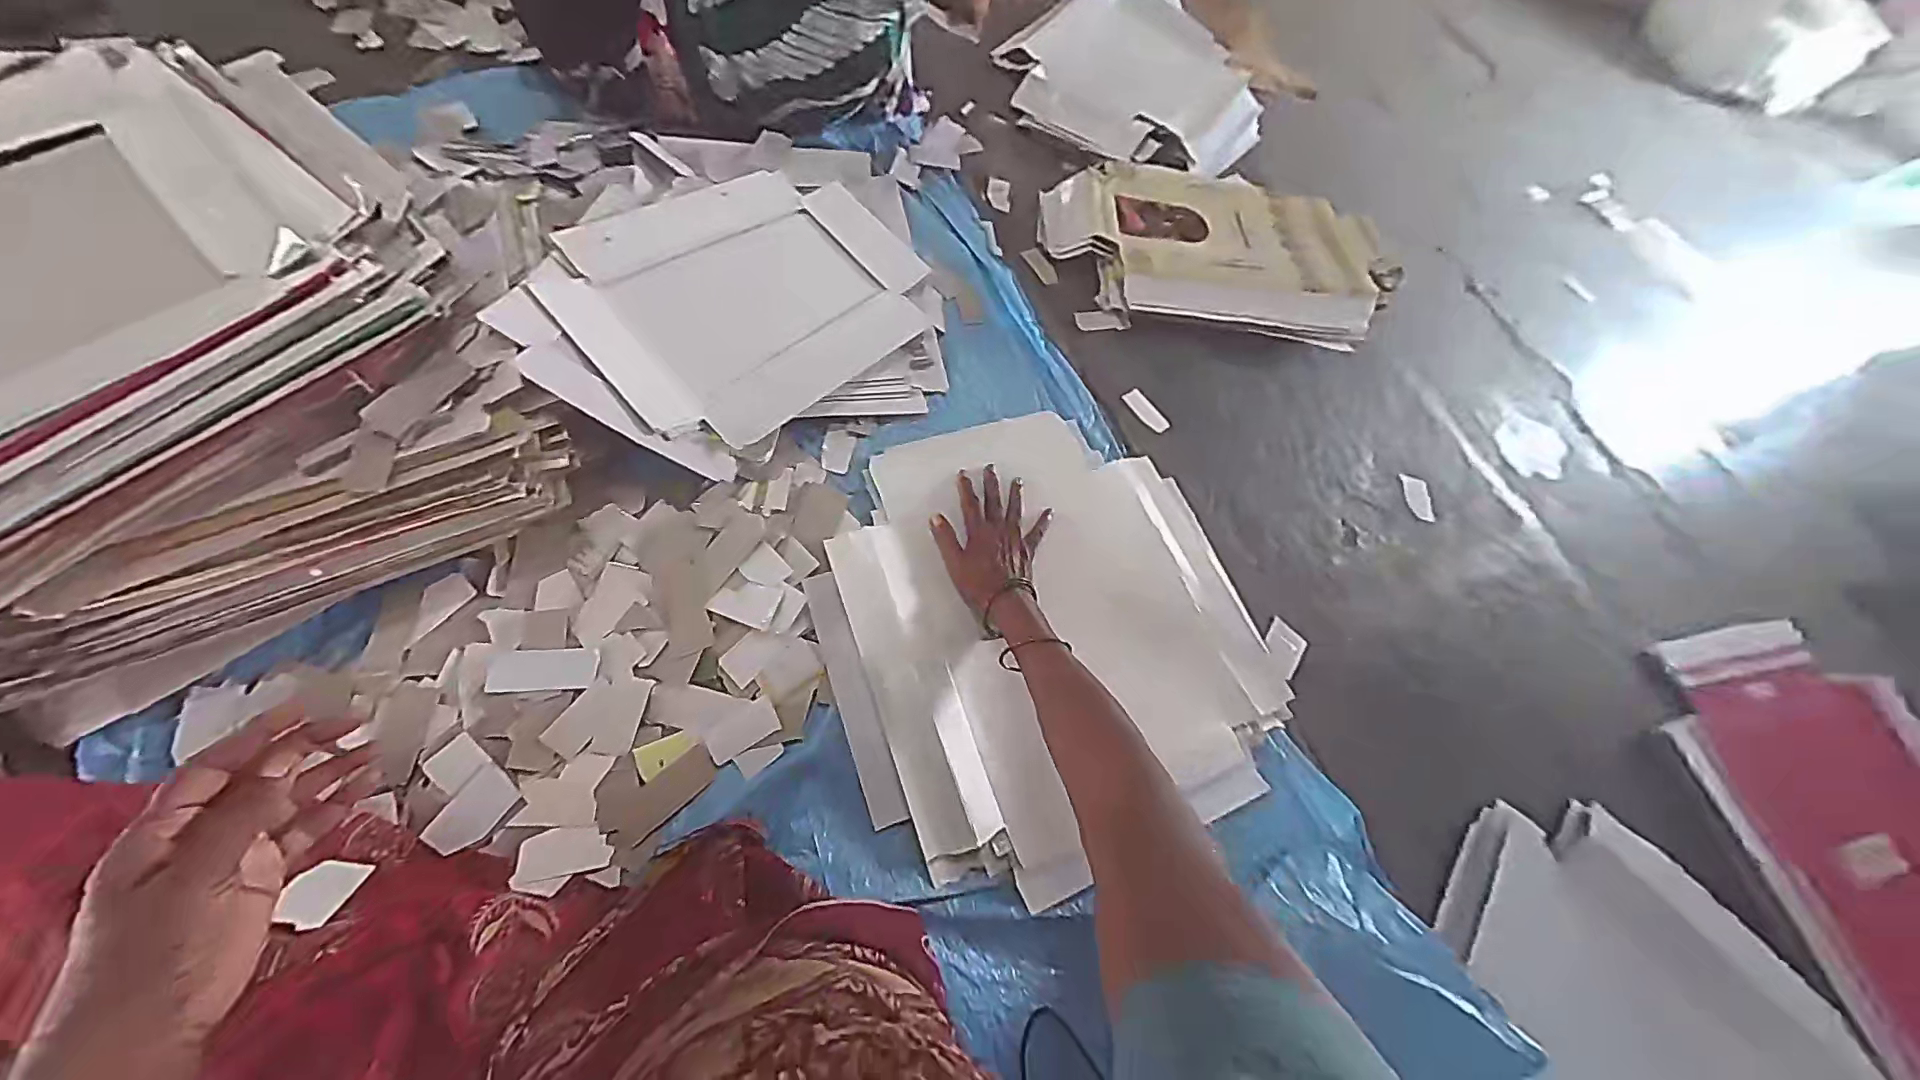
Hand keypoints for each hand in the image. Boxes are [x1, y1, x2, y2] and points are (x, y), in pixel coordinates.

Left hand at [14, 706, 375, 1079]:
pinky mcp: (264, 880)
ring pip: (290, 804)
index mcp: (164, 832)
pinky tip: (359, 794)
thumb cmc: (152, 955)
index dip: (258, 735)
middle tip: (354, 726)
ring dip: (329, 777)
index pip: (214, 768)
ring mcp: (235, 859)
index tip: (303, 709)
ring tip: (371, 754)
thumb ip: (240, 817)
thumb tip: (280, 766)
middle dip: (306, 750)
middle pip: (260, 780)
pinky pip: (305, 835)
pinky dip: (334, 812)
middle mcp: (201, 837)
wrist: (152, 1027)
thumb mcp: (193, 877)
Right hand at [930, 466, 1052, 630]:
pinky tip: (1048, 512)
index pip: (970, 504)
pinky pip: (1036, 532)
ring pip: (1015, 511)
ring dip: (1015, 495)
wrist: (1005, 601)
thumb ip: (945, 539)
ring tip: (1017, 481)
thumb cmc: (978, 585)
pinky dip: (1042, 522)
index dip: (966, 488)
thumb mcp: (954, 563)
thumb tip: (936, 519)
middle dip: (991, 484)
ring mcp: (1014, 539)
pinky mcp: (1026, 550)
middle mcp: (998, 530)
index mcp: (978, 532)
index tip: (964, 475)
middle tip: (991, 469)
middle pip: (994, 502)